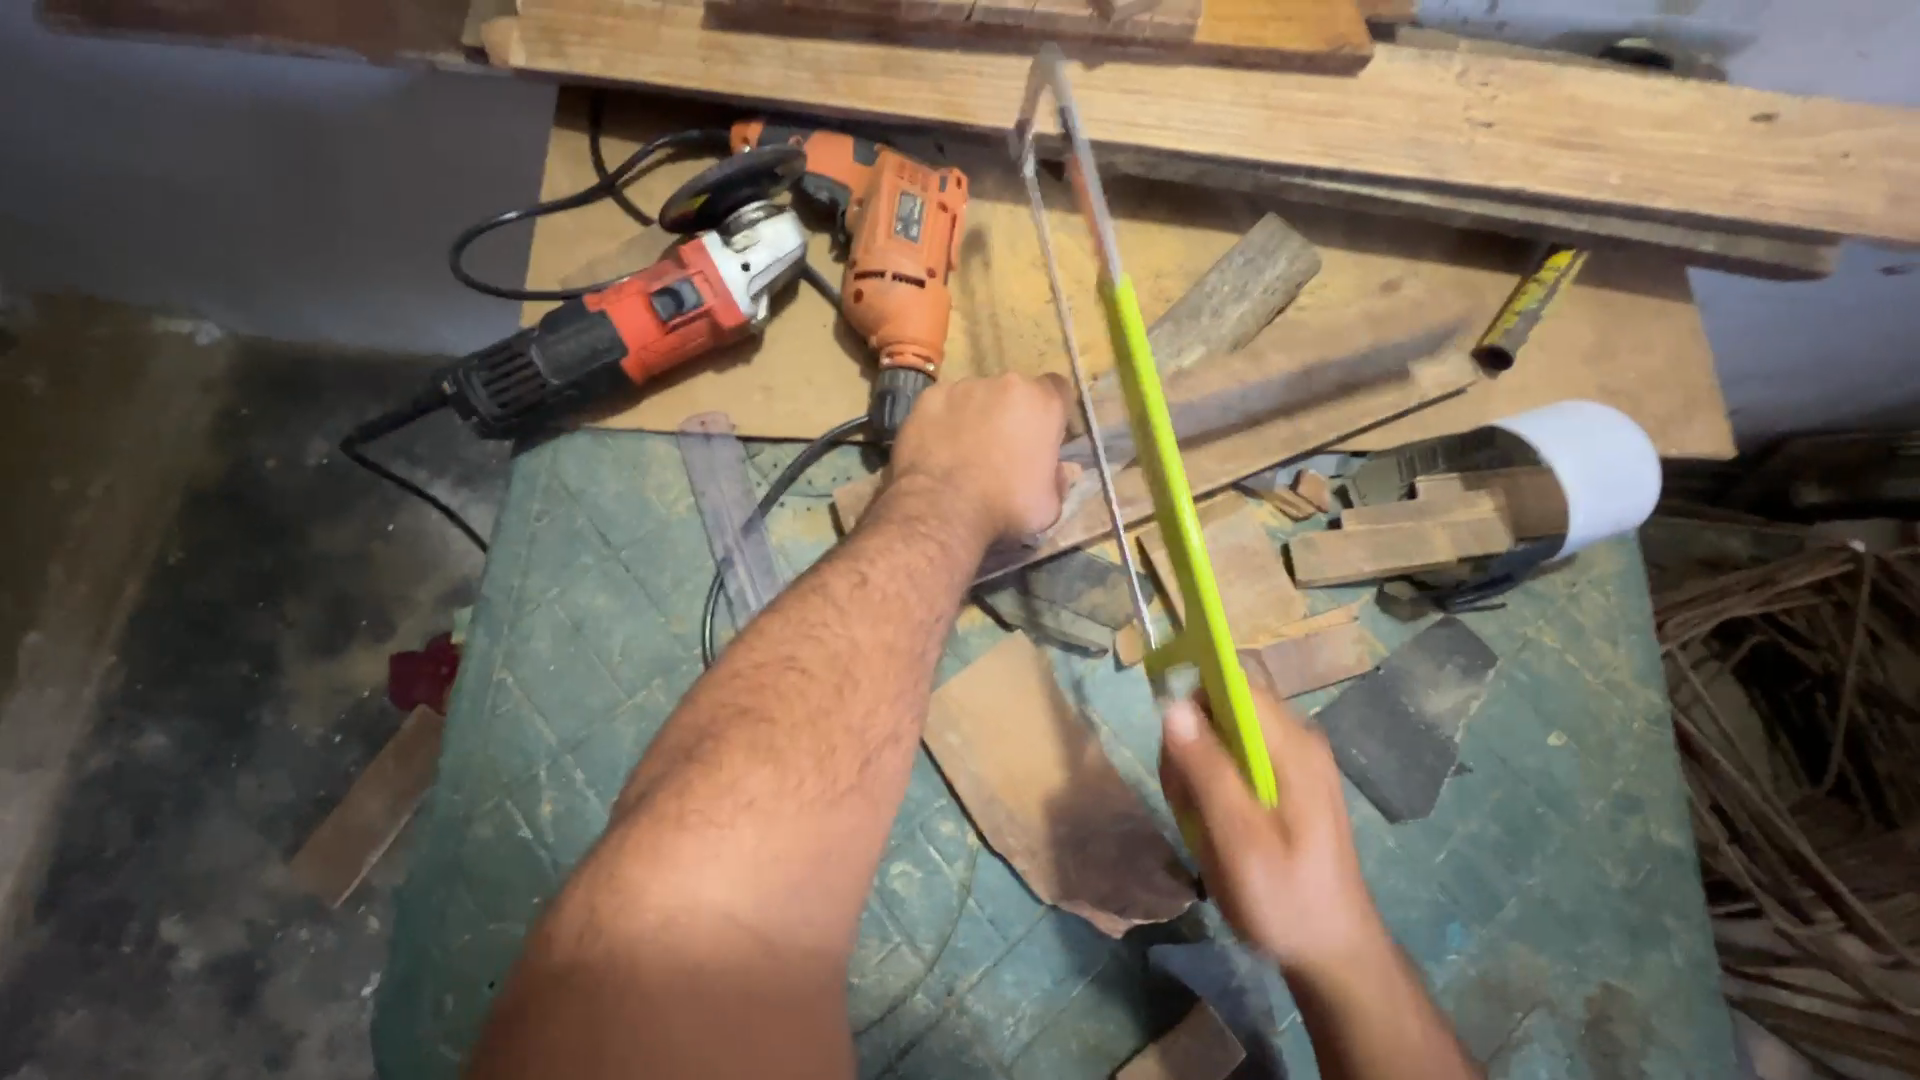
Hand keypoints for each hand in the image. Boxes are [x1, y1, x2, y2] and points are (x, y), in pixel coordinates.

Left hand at [887, 373, 1075, 544]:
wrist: (943, 510)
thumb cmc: (1005, 508)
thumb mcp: (1050, 505)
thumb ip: (1057, 478)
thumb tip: (1053, 472)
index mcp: (1043, 403)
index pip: (1057, 390)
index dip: (1050, 412)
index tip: (1041, 435)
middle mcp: (1006, 384)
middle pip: (1014, 392)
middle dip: (1011, 414)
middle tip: (1001, 449)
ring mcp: (964, 386)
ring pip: (976, 396)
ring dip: (975, 416)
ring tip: (963, 451)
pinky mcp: (930, 397)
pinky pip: (942, 405)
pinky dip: (943, 420)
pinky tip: (938, 448)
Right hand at [1159, 688, 1386, 977]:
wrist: (1332, 952)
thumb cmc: (1285, 898)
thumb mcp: (1239, 840)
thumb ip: (1207, 771)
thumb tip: (1173, 707)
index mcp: (1292, 748)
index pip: (1235, 686)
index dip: (1196, 701)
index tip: (1173, 746)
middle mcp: (1296, 742)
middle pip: (1224, 711)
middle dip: (1191, 746)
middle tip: (1186, 801)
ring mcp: (1292, 763)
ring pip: (1223, 737)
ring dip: (1197, 772)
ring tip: (1199, 821)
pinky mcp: (1285, 783)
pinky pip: (1234, 763)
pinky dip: (1212, 786)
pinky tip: (1213, 826)